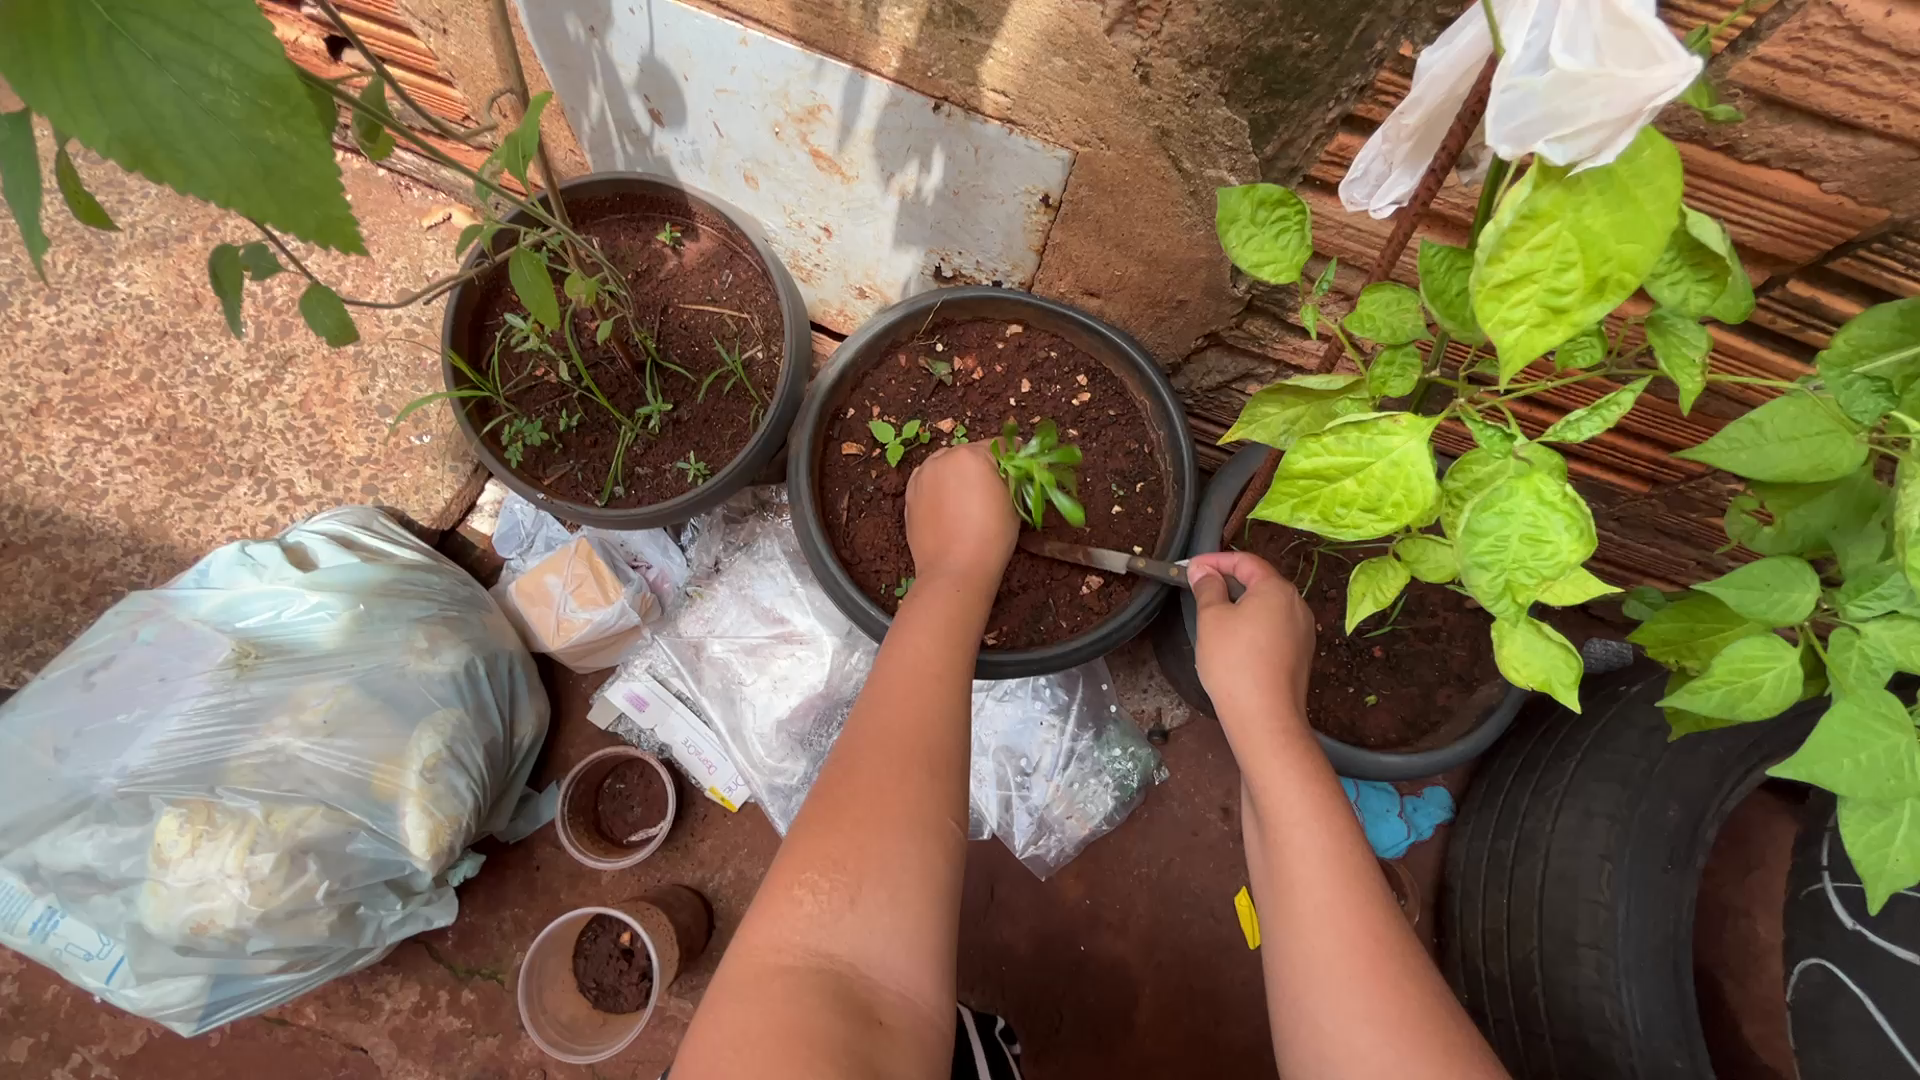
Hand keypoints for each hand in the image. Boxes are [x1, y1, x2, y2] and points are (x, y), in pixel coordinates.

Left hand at [905, 442, 1017, 593]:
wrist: (955, 570)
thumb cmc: (992, 536)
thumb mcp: (1013, 501)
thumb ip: (1011, 477)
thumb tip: (1014, 468)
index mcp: (972, 455)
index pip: (1000, 446)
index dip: (1014, 457)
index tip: (1020, 467)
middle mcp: (943, 458)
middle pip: (970, 454)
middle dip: (983, 466)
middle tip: (994, 488)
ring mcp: (922, 476)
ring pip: (946, 466)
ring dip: (958, 474)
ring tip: (969, 499)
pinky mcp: (910, 494)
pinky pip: (930, 482)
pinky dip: (940, 487)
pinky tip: (950, 506)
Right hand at [1189, 551, 1314, 740]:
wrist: (1264, 716)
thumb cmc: (1233, 661)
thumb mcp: (1211, 618)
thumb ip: (1207, 587)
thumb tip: (1202, 570)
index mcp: (1277, 589)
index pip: (1245, 561)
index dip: (1215, 560)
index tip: (1190, 567)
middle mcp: (1297, 604)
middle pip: (1260, 581)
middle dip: (1228, 581)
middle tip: (1198, 589)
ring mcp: (1303, 631)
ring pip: (1267, 606)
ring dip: (1240, 603)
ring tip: (1212, 614)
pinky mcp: (1300, 654)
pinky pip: (1274, 627)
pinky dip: (1252, 624)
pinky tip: (1233, 640)